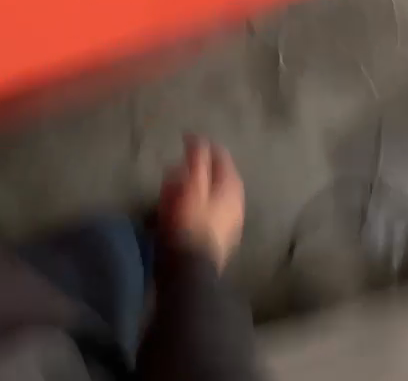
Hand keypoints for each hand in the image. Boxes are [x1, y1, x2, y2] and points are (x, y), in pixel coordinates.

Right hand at [158, 135, 244, 269]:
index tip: (185, 138)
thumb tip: (199, 139)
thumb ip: (197, 160)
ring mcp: (229, 220)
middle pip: (216, 175)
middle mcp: (235, 201)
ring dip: (192, 184)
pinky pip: (206, 209)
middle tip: (178, 163)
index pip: (221, 155)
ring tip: (173, 183)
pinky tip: (178, 205)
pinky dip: (193, 201)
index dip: (203, 144)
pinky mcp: (219, 235)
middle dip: (196, 166)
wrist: (191, 269)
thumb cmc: (190, 222)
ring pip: (211, 192)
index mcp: (231, 186)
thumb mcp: (193, 185)